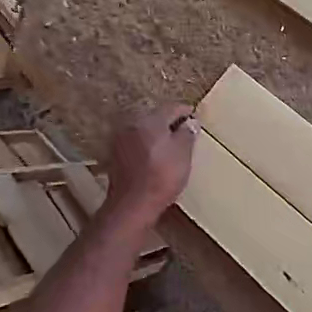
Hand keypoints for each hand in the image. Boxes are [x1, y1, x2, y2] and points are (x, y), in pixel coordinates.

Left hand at [105, 104, 197, 218]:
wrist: (132, 205)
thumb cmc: (162, 177)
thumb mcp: (183, 154)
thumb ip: (188, 133)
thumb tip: (191, 122)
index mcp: (150, 120)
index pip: (172, 107)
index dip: (186, 111)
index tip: (195, 116)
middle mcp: (133, 124)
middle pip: (156, 117)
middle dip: (171, 122)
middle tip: (186, 131)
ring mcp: (122, 139)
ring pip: (145, 130)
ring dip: (158, 134)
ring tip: (172, 146)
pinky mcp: (116, 155)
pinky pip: (137, 143)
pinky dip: (148, 146)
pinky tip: (156, 157)